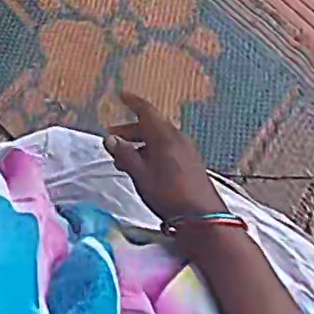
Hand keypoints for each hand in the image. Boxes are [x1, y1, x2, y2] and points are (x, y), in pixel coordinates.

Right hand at [103, 90, 226, 222]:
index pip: (146, 110)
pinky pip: (167, 149)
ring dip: (140, 144)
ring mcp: (186, 150)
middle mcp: (176, 137)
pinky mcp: (191, 163)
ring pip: (158, 139)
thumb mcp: (140, 174)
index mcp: (164, 135)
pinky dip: (152, 152)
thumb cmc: (168, 192)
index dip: (132, 102)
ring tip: (124, 159)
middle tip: (113, 138)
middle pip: (151, 125)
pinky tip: (144, 168)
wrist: (203, 218)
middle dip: (130, 130)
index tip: (121, 95)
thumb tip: (110, 138)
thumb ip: (124, 154)